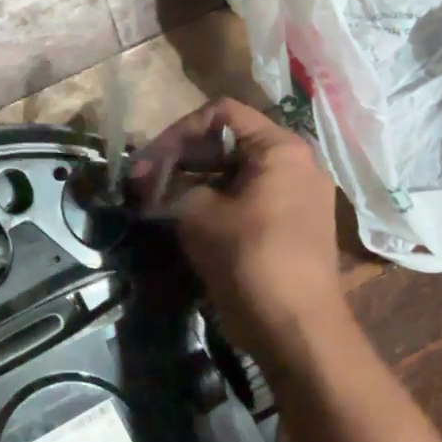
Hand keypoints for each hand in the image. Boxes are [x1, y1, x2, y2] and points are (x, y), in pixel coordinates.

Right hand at [132, 98, 345, 350]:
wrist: (296, 328)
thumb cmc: (249, 260)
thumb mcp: (197, 215)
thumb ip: (171, 186)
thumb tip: (150, 182)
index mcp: (280, 149)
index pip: (220, 113)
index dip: (177, 132)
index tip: (148, 164)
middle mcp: (296, 163)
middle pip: (227, 142)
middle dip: (181, 159)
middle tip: (144, 185)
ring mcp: (297, 196)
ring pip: (234, 173)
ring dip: (193, 183)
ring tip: (159, 204)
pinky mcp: (291, 225)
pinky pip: (246, 199)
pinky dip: (214, 204)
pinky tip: (186, 223)